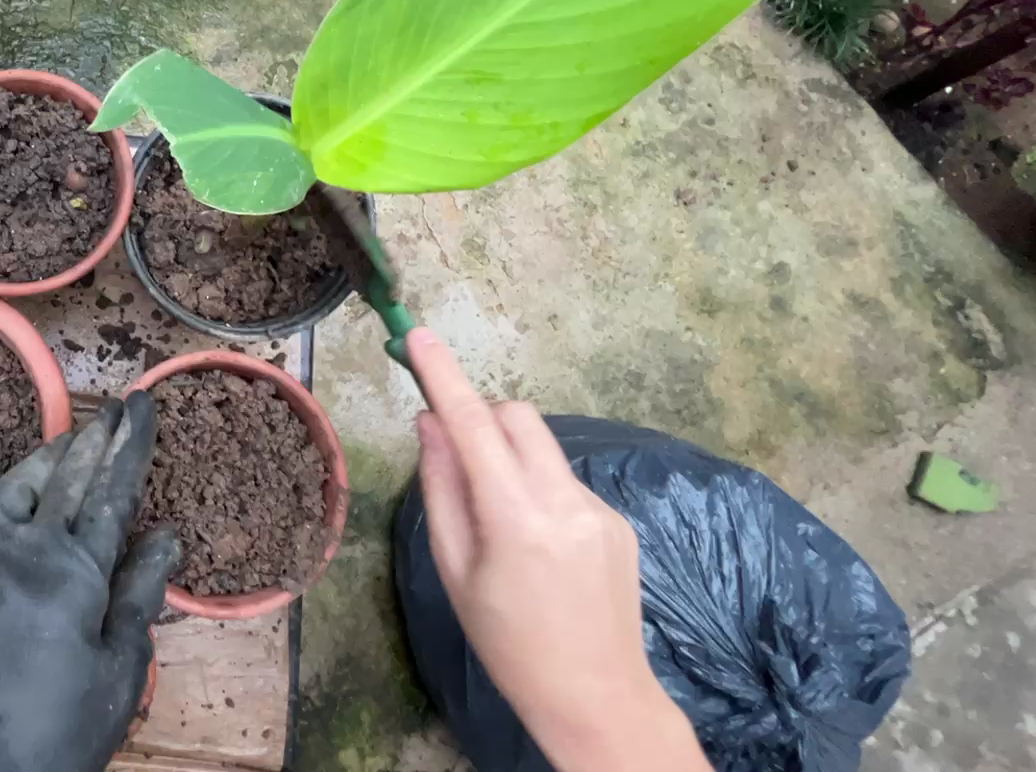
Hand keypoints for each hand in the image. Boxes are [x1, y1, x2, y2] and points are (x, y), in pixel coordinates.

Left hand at [0, 393, 178, 771]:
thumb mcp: (121, 670)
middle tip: (115, 407)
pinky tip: (11, 491)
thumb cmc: (65, 727)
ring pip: (18, 486)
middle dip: (97, 439)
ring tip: (73, 436)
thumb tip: (168, 535)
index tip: (142, 407)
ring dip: (49, 457)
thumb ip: (139, 593)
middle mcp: (27, 551)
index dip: (132, 448)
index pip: (114, 494)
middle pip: (70, 479)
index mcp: (77, 573)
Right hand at [407, 328, 709, 771]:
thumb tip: (428, 422)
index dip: (443, 375)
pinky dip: (532, 480)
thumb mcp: (453, 567)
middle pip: (516, 416)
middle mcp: (565, 501)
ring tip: (494, 510)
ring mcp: (600, 508)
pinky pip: (561, 474)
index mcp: (516, 519)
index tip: (418, 335)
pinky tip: (533, 537)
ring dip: (505, 448)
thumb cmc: (506, 640)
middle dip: (479, 412)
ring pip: (540, 443)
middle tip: (453, 448)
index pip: (473, 426)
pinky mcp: (617, 518)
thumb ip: (440, 486)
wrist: (599, 700)